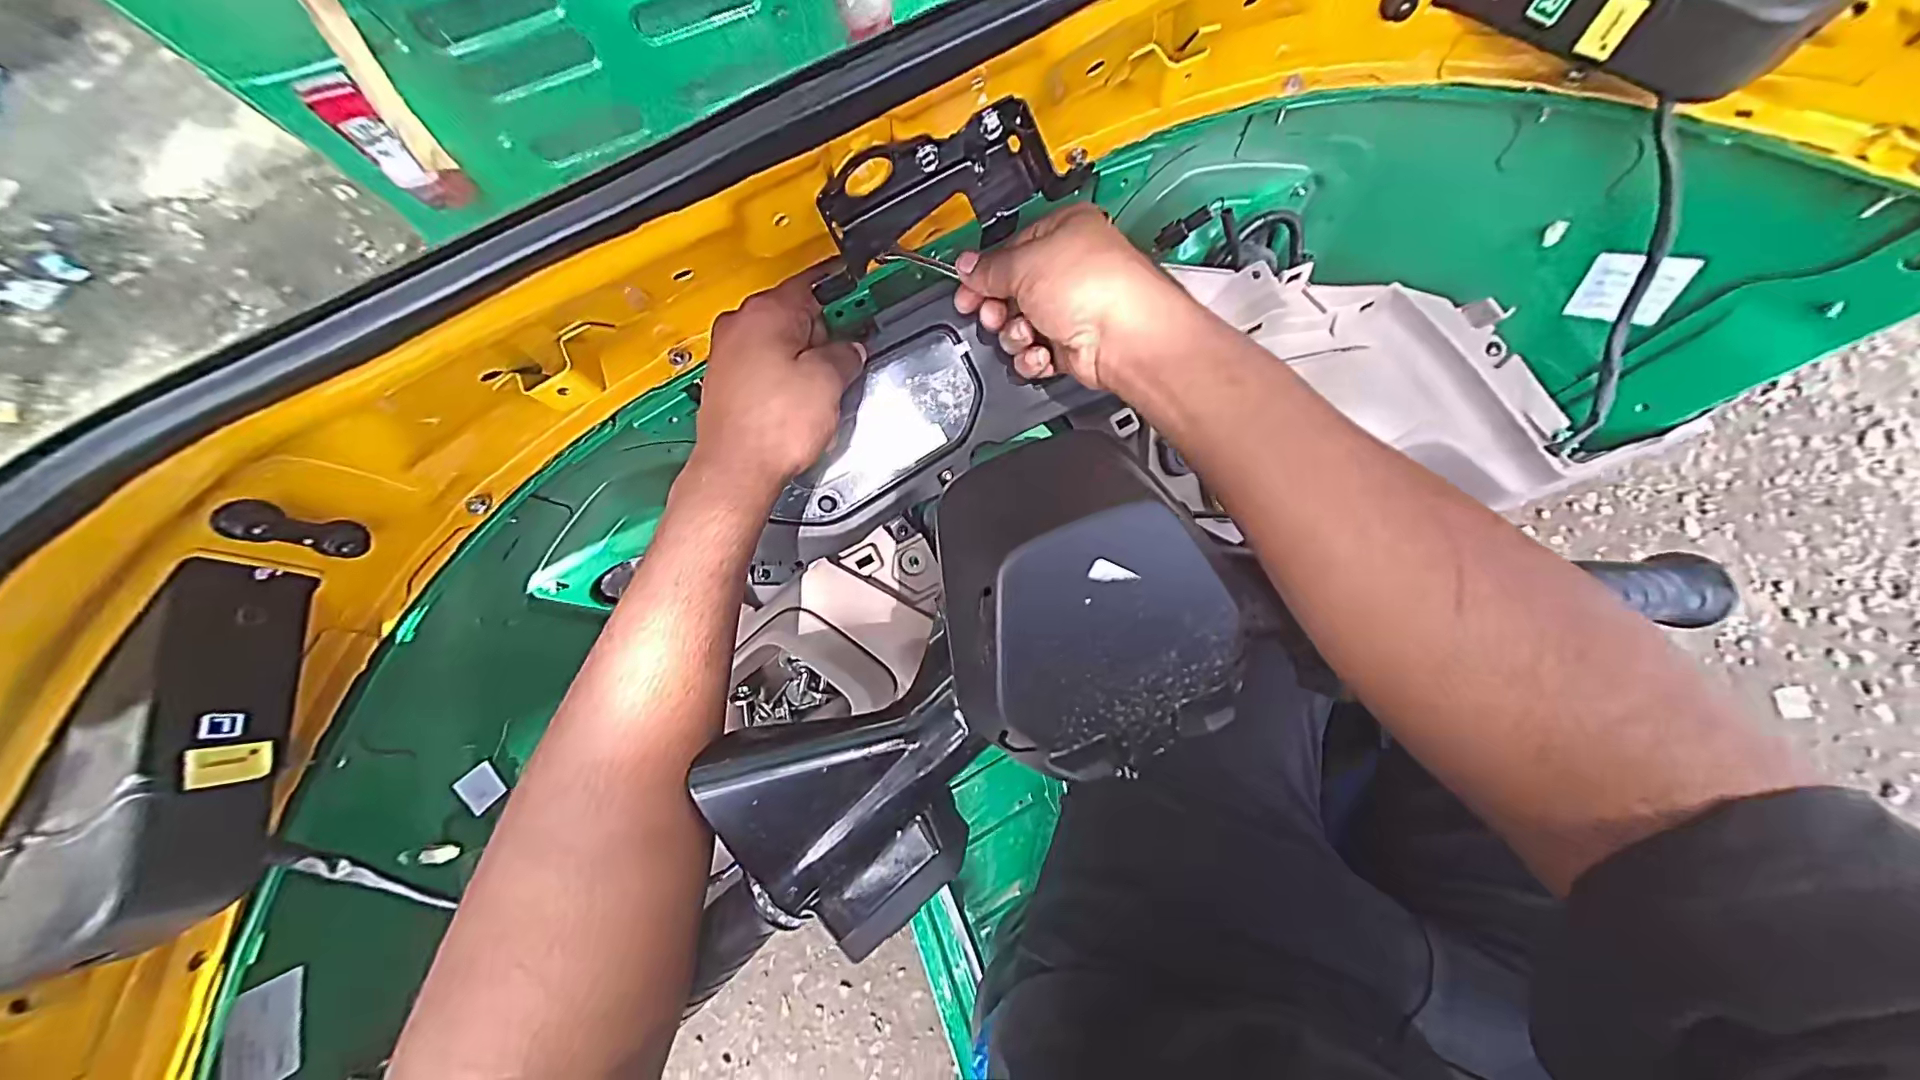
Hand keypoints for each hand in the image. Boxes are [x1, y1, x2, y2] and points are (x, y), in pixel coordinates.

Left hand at [696, 270, 863, 489]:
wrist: (737, 470)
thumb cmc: (771, 429)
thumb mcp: (828, 383)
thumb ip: (845, 355)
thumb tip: (851, 350)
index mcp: (766, 313)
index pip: (814, 284)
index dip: (844, 296)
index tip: (860, 304)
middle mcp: (739, 326)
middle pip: (795, 313)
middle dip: (824, 334)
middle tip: (846, 357)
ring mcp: (728, 354)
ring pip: (779, 342)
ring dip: (803, 358)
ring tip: (822, 388)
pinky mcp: (726, 382)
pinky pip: (764, 367)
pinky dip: (783, 377)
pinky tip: (797, 401)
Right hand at [953, 203, 1206, 391]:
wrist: (1125, 338)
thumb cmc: (1096, 288)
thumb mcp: (1025, 264)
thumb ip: (989, 268)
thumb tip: (968, 267)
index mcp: (1062, 233)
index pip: (1009, 251)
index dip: (983, 272)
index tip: (966, 288)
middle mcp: (1069, 270)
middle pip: (1011, 292)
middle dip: (998, 308)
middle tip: (994, 313)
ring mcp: (1071, 310)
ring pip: (1019, 327)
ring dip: (1016, 335)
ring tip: (1027, 331)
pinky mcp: (1071, 345)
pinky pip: (1034, 353)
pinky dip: (1033, 357)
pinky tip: (1042, 352)